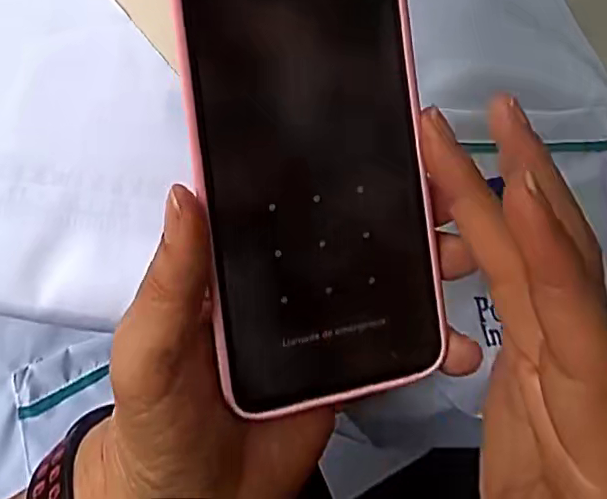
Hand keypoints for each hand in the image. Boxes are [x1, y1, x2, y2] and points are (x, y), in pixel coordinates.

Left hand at [73, 184, 482, 498]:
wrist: (191, 498)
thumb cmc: (155, 412)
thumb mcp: (150, 342)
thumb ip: (170, 278)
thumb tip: (184, 196)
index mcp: (222, 262)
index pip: (265, 202)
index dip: (305, 171)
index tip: (352, 143)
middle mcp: (270, 281)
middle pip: (328, 233)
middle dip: (379, 209)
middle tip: (432, 188)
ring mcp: (309, 326)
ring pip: (367, 281)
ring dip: (414, 262)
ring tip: (457, 246)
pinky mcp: (339, 373)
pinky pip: (388, 350)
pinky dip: (427, 341)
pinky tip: (455, 338)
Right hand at [421, 95, 606, 498]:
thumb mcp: (537, 497)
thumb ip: (519, 448)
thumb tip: (475, 391)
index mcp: (595, 410)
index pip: (572, 314)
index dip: (544, 245)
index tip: (515, 181)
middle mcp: (587, 370)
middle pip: (557, 257)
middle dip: (528, 175)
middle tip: (496, 111)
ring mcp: (565, 359)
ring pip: (533, 257)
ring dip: (494, 191)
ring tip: (449, 145)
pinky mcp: (538, 360)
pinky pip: (516, 280)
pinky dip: (487, 232)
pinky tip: (455, 211)